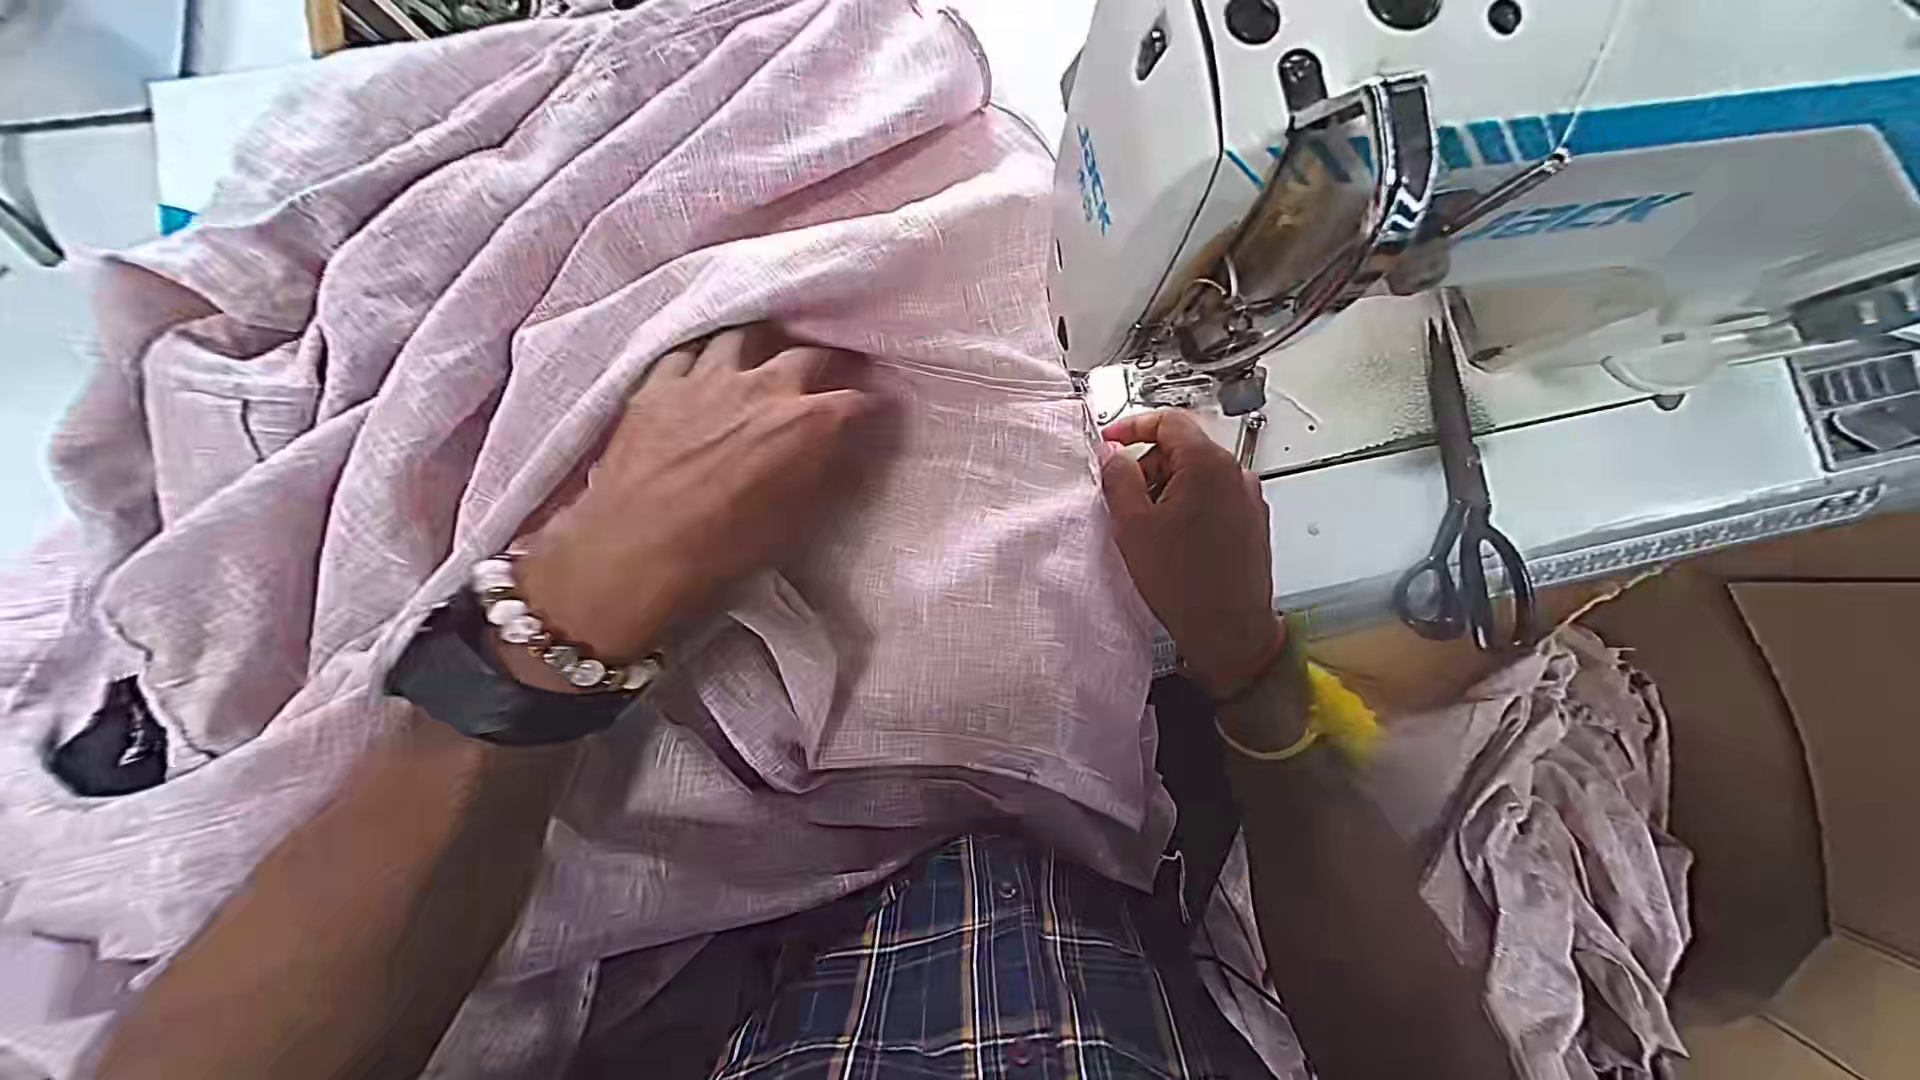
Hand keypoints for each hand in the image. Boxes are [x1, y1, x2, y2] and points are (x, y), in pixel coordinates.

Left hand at [509, 326, 868, 684]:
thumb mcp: (798, 518)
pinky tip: (707, 365)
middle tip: (832, 371)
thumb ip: (828, 471)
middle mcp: (763, 387)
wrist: (640, 546)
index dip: (874, 404)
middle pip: (809, 354)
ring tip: (767, 354)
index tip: (878, 408)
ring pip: (745, 335)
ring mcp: (708, 378)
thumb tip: (849, 448)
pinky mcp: (661, 383)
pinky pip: (689, 351)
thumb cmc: (727, 545)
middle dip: (829, 360)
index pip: (858, 401)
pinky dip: (706, 355)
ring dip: (765, 344)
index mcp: (806, 424)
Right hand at [1099, 409, 1282, 695]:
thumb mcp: (1133, 525)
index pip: (1168, 421)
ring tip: (1149, 529)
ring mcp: (1247, 498)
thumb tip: (1112, 454)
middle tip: (1125, 498)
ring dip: (1166, 489)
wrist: (1228, 630)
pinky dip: (1186, 506)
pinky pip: (1211, 497)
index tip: (1112, 440)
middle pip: (1181, 448)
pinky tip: (1171, 540)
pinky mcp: (1250, 520)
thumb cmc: (1186, 584)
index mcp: (1208, 465)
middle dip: (1147, 467)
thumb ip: (1118, 478)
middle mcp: (1235, 474)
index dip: (1133, 427)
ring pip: (1195, 475)